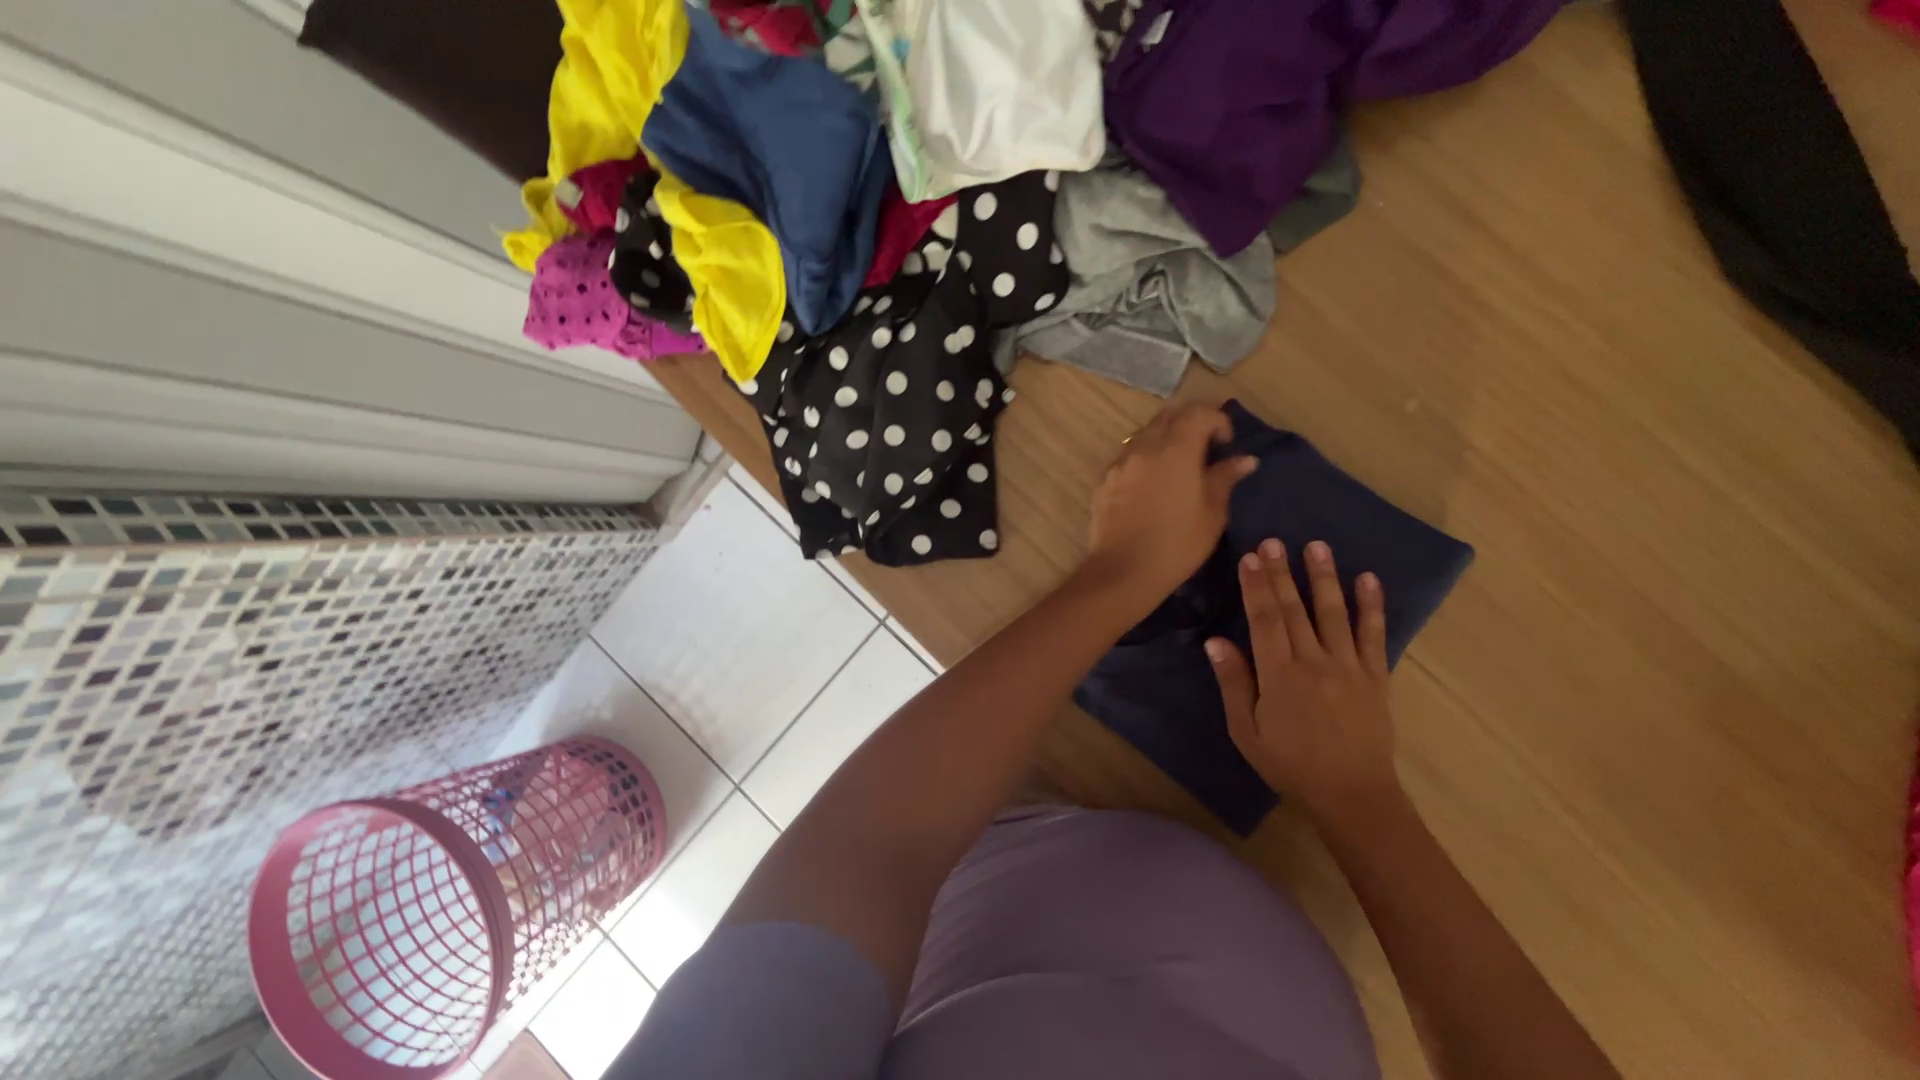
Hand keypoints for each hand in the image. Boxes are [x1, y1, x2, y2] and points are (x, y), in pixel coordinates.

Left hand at [1084, 402, 1256, 599]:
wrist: (1123, 571)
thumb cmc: (1178, 544)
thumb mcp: (1212, 513)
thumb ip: (1225, 478)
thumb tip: (1244, 460)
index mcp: (1176, 449)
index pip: (1199, 412)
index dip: (1218, 420)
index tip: (1227, 443)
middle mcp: (1144, 447)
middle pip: (1169, 416)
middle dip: (1190, 422)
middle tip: (1205, 447)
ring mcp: (1120, 463)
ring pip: (1145, 434)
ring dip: (1165, 439)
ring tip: (1178, 467)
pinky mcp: (1104, 481)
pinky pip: (1128, 457)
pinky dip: (1145, 459)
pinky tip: (1152, 486)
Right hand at [1206, 538, 1400, 827]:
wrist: (1352, 794)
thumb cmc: (1290, 765)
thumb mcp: (1247, 732)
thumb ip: (1234, 684)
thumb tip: (1217, 642)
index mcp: (1279, 675)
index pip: (1264, 620)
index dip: (1256, 586)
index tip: (1250, 557)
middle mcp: (1314, 662)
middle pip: (1294, 609)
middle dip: (1282, 573)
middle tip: (1274, 540)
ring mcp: (1348, 666)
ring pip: (1333, 613)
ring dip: (1324, 578)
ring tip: (1318, 546)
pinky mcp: (1375, 676)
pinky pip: (1374, 636)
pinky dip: (1372, 607)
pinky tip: (1369, 580)